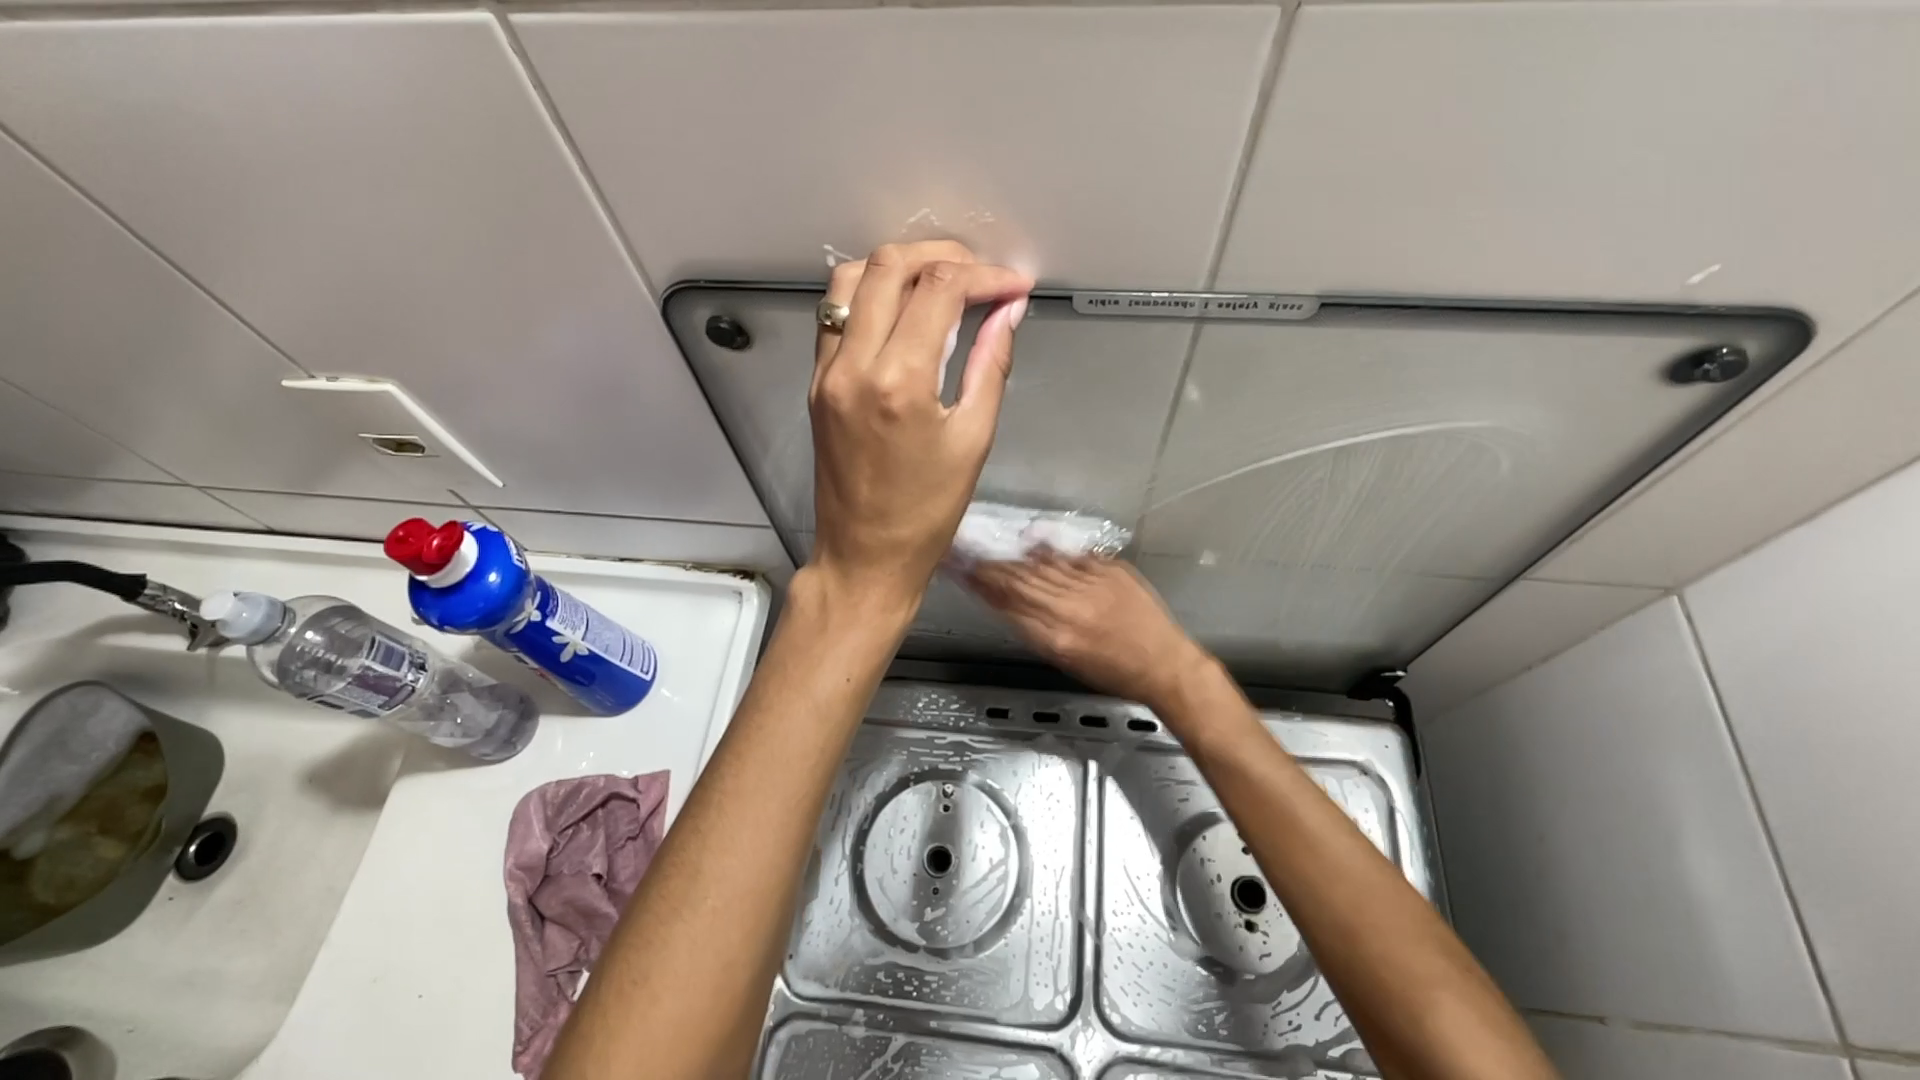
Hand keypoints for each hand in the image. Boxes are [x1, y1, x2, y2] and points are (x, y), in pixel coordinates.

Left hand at [808, 241, 1031, 610]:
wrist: (864, 556)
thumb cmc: (927, 512)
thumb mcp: (973, 439)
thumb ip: (991, 365)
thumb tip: (1008, 311)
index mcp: (899, 381)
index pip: (940, 290)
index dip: (985, 276)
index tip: (1013, 287)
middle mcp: (853, 365)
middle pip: (889, 266)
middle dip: (942, 257)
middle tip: (980, 275)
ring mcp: (826, 371)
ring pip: (851, 278)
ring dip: (899, 267)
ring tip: (942, 284)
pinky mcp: (816, 382)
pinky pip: (836, 313)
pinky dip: (870, 294)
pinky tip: (903, 310)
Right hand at [965, 552, 1217, 712]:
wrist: (1164, 664)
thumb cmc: (1114, 673)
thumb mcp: (1066, 661)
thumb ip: (1035, 630)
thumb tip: (1008, 604)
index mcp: (1056, 637)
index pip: (1007, 603)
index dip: (980, 584)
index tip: (961, 571)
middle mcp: (1070, 607)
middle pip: (1019, 580)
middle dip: (989, 565)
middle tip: (966, 551)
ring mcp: (1092, 584)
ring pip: (1042, 565)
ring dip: (1014, 557)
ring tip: (993, 549)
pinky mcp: (1110, 570)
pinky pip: (1070, 557)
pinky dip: (1049, 553)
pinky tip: (1033, 547)